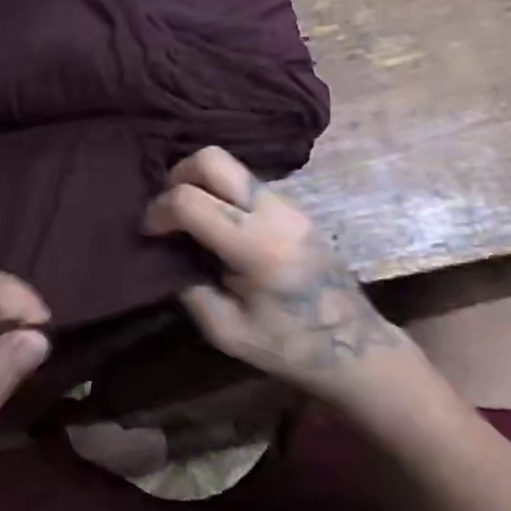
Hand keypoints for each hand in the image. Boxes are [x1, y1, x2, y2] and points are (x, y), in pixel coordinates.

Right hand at [144, 147, 406, 400]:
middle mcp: (274, 213)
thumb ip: (188, 288)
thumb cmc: (291, 348)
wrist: (360, 351)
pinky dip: (220, 193)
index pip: (188, 200)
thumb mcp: (225, 331)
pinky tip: (218, 227)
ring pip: (229, 166)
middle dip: (177, 177)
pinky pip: (246, 182)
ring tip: (191, 220)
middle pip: (211, 159)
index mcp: (256, 246)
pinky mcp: (295, 207)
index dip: (157, 212)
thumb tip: (165, 256)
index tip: (149, 234)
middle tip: (169, 211)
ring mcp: (289, 205)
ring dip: (200, 184)